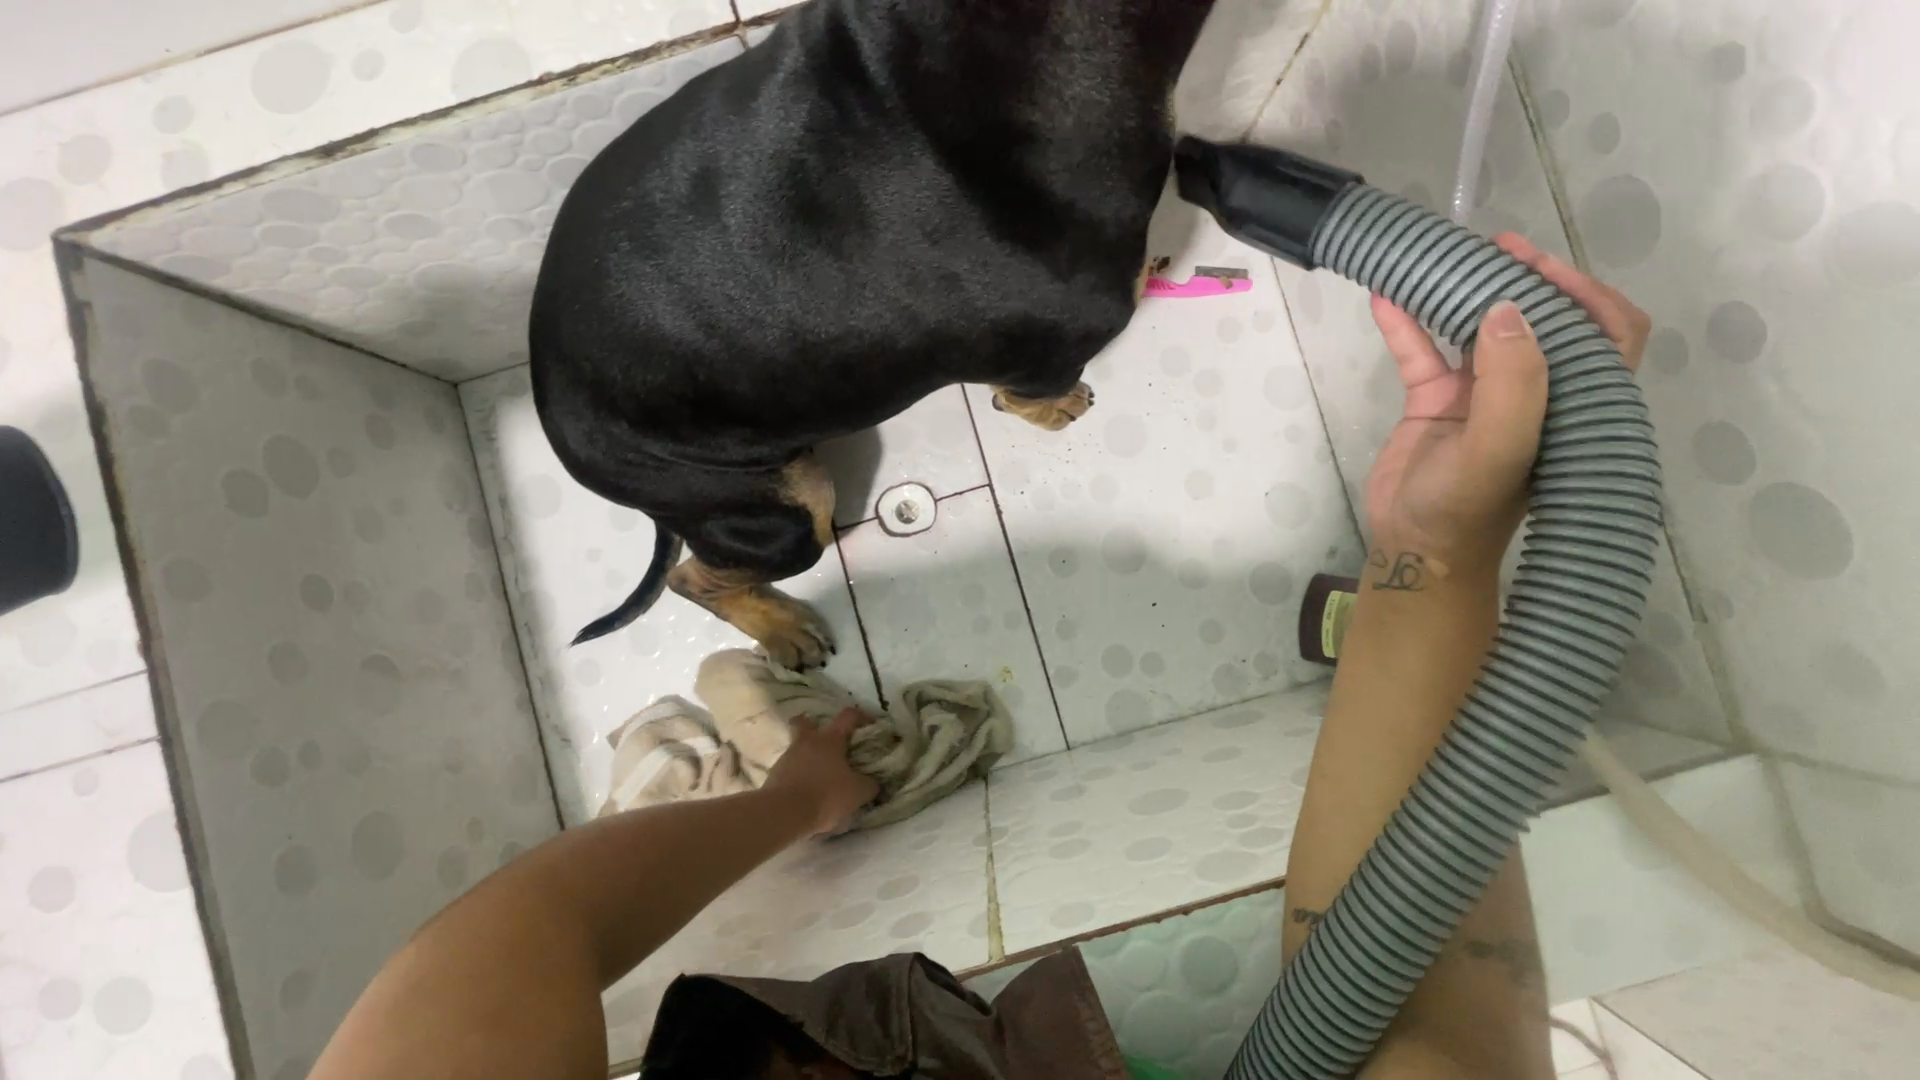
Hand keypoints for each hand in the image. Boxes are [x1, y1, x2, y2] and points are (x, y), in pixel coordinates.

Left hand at [761, 708, 879, 835]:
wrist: (784, 814)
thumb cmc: (826, 795)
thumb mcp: (858, 792)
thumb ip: (869, 785)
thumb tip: (874, 783)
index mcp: (830, 740)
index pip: (848, 716)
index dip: (861, 717)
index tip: (870, 725)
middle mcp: (806, 743)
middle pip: (804, 723)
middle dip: (813, 726)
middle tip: (826, 740)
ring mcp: (787, 758)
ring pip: (797, 749)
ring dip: (807, 757)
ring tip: (819, 776)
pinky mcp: (774, 776)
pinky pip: (788, 770)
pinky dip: (798, 777)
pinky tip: (806, 793)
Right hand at [1363, 232, 1648, 578]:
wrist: (1415, 547)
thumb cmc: (1466, 507)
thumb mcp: (1500, 448)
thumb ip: (1512, 382)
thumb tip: (1505, 308)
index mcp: (1574, 402)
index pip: (1606, 331)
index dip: (1583, 292)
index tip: (1536, 266)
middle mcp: (1536, 391)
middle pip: (1542, 320)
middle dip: (1522, 279)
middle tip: (1489, 249)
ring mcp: (1482, 395)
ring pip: (1478, 329)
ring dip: (1461, 293)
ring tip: (1439, 259)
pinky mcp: (1435, 402)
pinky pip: (1422, 353)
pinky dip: (1405, 325)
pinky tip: (1385, 298)